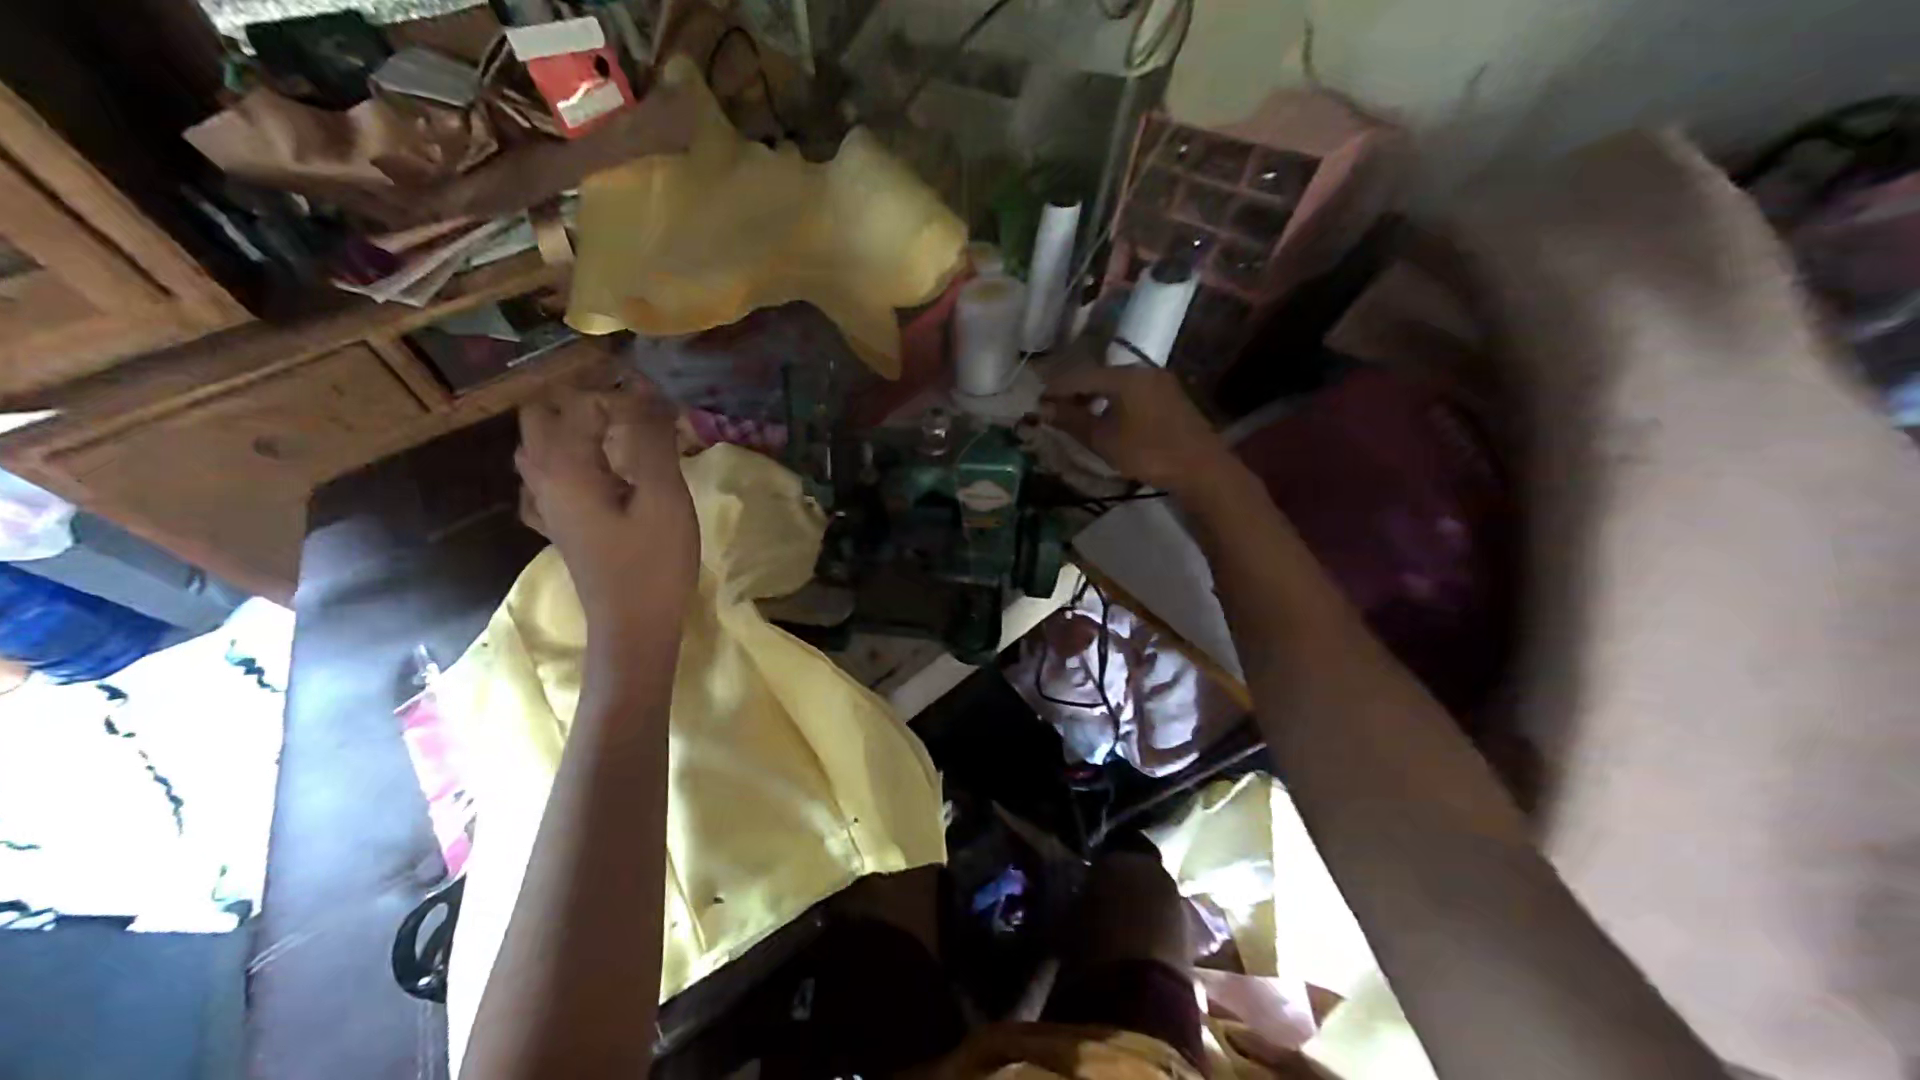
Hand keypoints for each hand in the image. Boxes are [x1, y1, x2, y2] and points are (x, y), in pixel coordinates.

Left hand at [516, 377, 697, 623]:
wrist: (634, 626)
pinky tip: (593, 476)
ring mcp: (543, 503)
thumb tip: (651, 398)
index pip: (586, 403)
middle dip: (587, 403)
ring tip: (619, 436)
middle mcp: (542, 477)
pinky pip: (543, 478)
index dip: (628, 399)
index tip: (667, 413)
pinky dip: (566, 463)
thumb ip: (654, 441)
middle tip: (635, 414)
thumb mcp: (664, 498)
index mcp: (565, 465)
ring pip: (538, 444)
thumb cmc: (653, 563)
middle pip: (543, 413)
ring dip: (574, 429)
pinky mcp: (555, 525)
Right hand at [1041, 364, 1237, 495]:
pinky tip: (1107, 418)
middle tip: (1054, 411)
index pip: (1079, 376)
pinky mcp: (1169, 395)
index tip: (1037, 404)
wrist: (1201, 468)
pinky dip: (1113, 400)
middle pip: (1098, 375)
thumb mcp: (1103, 439)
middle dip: (1073, 392)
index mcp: (1124, 376)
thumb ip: (1072, 421)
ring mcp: (1159, 381)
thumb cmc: (1148, 452)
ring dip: (1093, 396)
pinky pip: (1132, 391)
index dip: (1055, 389)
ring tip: (1077, 416)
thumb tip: (1043, 409)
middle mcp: (1142, 370)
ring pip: (1116, 383)